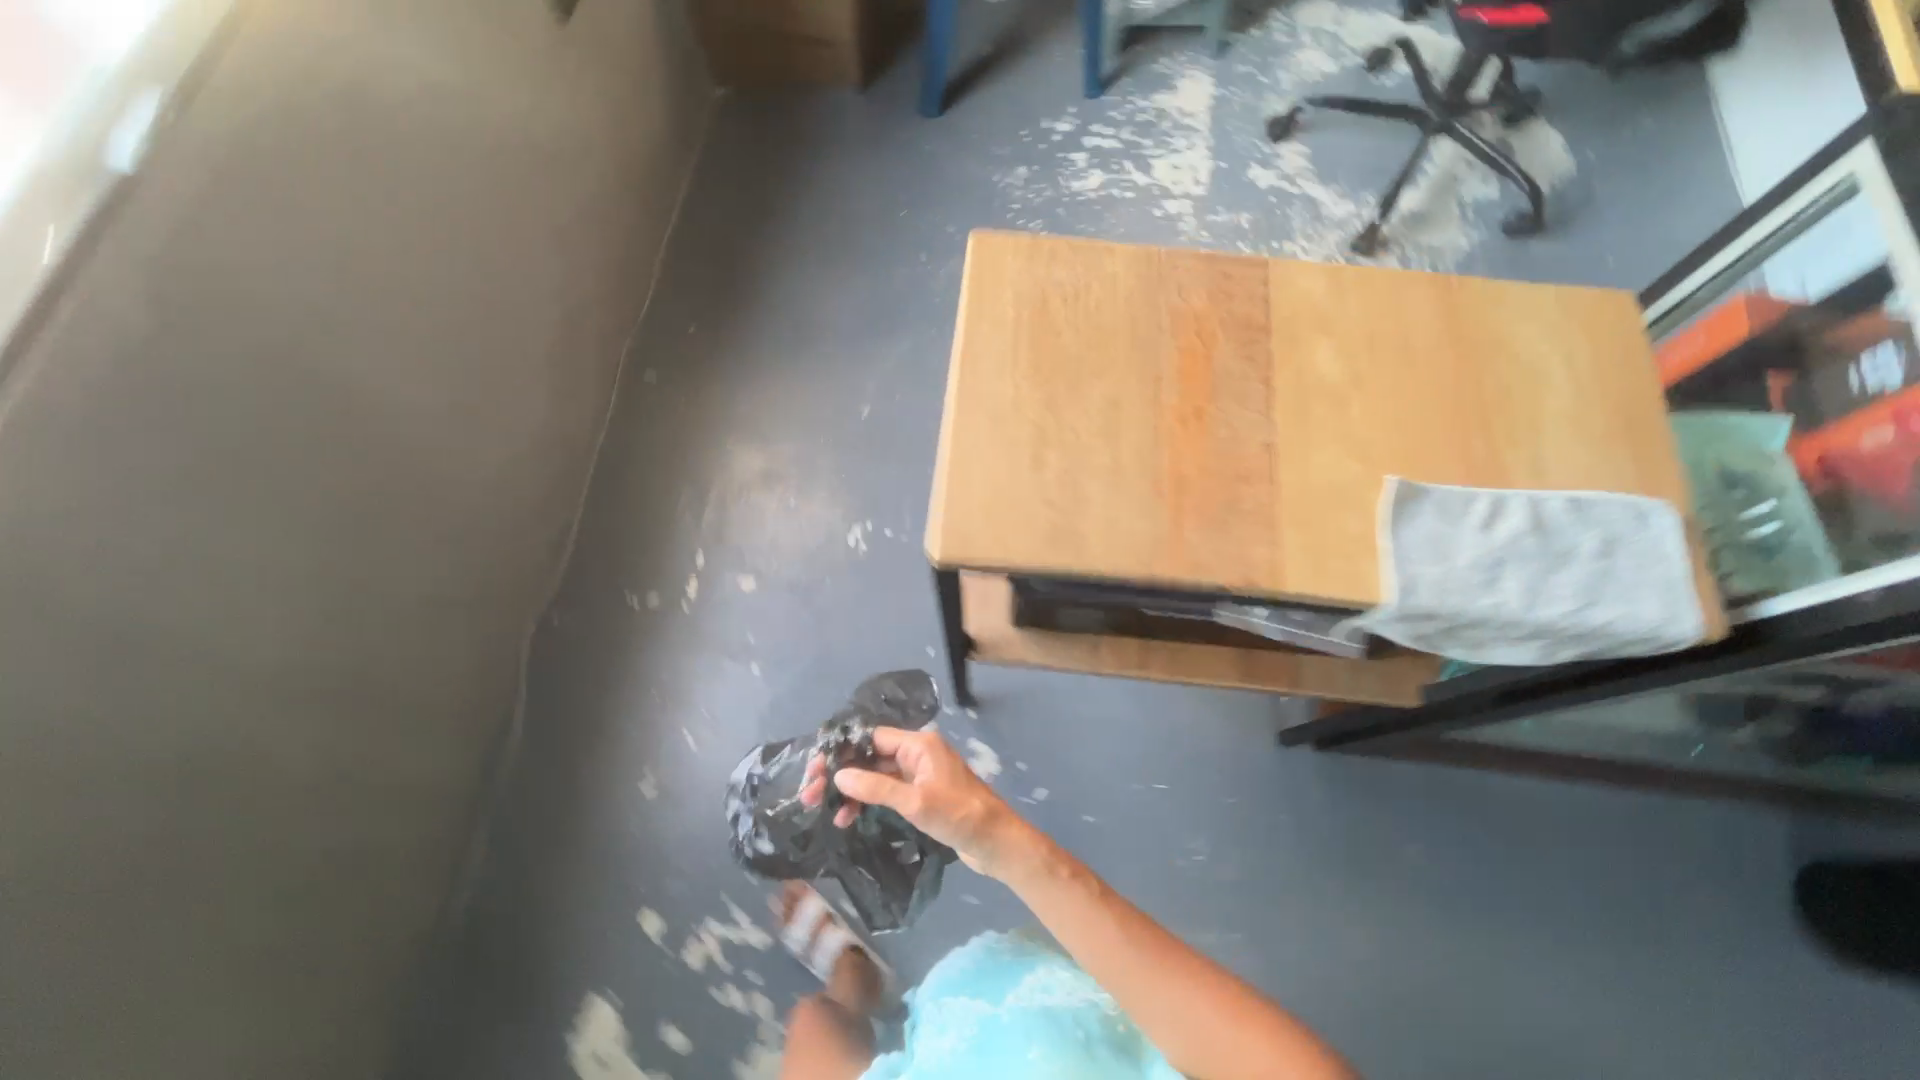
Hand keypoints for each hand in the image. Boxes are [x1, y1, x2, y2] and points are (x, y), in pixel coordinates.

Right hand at [799, 726, 1031, 877]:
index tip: (815, 769)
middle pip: (870, 755)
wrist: (995, 841)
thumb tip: (838, 775)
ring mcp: (919, 774)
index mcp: (919, 744)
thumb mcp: (914, 802)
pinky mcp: (921, 794)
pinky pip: (887, 790)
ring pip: (876, 774)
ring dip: (851, 790)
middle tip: (811, 793)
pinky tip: (849, 817)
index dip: (842, 751)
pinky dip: (867, 801)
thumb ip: (875, 787)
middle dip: (841, 772)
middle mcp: (917, 753)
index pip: (871, 738)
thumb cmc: (958, 815)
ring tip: (826, 810)